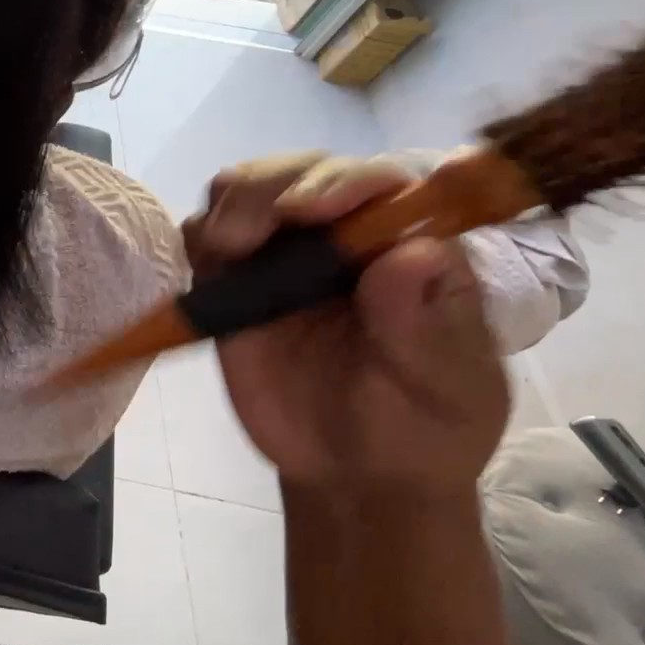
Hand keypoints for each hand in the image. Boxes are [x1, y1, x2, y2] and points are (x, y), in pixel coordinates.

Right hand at [184, 153, 509, 493]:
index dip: (348, 182)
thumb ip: (427, 324)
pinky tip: (207, 263)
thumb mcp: (446, 386)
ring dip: (233, 203)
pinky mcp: (232, 280)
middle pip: (303, 172)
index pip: (384, 185)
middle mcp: (343, 238)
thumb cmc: (419, 429)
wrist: (350, 471)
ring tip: (227, 247)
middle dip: (274, 185)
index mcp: (407, 249)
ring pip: (247, 192)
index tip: (315, 210)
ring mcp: (282, 256)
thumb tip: (417, 251)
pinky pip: (205, 236)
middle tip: (252, 233)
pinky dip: (198, 234)